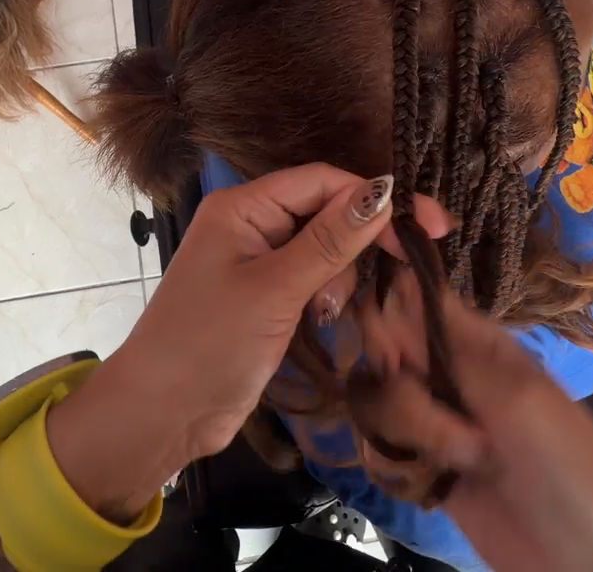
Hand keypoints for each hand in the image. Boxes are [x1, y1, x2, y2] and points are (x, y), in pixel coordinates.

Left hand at [46, 165, 450, 522]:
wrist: (164, 411)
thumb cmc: (212, 342)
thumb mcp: (275, 289)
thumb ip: (330, 240)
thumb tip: (384, 189)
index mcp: (242, 206)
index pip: (320, 181)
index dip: (373, 195)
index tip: (428, 225)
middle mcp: (248, 222)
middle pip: (323, 210)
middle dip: (360, 237)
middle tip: (407, 265)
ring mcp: (254, 258)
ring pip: (321, 245)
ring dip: (339, 273)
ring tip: (326, 310)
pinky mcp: (262, 293)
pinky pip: (308, 275)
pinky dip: (325, 291)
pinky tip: (323, 317)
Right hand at [353, 279, 592, 571]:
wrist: (588, 569)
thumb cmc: (569, 469)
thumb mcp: (517, 395)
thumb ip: (450, 344)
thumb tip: (399, 279)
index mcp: (475, 341)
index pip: (411, 299)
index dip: (391, 318)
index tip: (400, 355)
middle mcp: (446, 369)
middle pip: (380, 349)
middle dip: (401, 389)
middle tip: (441, 420)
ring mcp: (431, 417)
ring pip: (373, 398)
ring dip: (407, 432)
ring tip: (457, 461)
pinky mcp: (419, 462)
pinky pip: (376, 445)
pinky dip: (394, 464)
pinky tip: (428, 482)